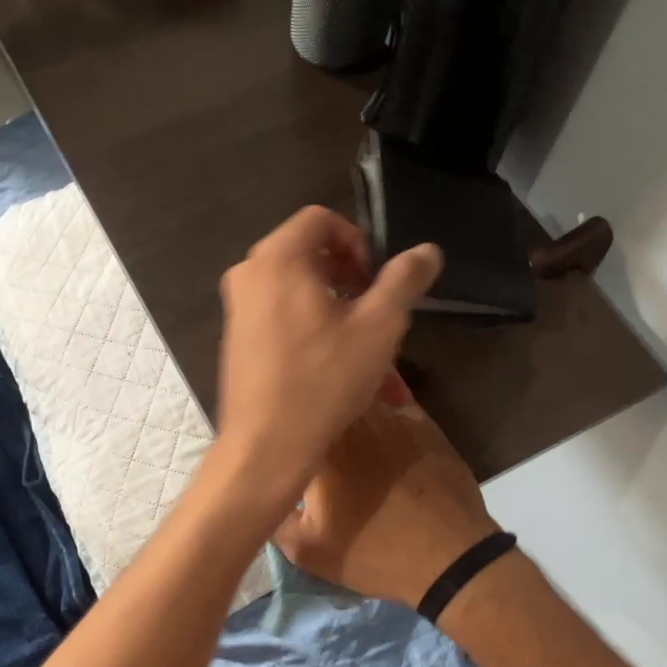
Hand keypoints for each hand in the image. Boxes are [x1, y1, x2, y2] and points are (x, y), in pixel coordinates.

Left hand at [215, 206, 442, 501]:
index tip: (377, 280)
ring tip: (369, 348)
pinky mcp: (238, 340)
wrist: (266, 447)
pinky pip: (283, 318)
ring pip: (299, 293)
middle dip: (352, 279)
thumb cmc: (323, 381)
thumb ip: (403, 281)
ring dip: (339, 311)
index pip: (320, 219)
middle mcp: (249, 275)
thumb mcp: (377, 328)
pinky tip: (341, 367)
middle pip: (309, 255)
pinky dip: (315, 330)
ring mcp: (238, 309)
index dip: (358, 241)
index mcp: (277, 259)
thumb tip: (427, 250)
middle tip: (377, 311)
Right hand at [273, 391, 500, 608]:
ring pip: (358, 397)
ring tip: (335, 412)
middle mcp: (353, 420)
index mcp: (319, 447)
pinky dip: (381, 402)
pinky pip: (394, 400)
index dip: (278, 427)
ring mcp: (391, 416)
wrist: (450, 557)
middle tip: (303, 422)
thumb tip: (260, 496)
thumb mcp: (307, 550)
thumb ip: (273, 518)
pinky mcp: (423, 423)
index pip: (287, 421)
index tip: (272, 436)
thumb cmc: (373, 553)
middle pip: (323, 402)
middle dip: (311, 409)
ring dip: (344, 404)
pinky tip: (376, 411)